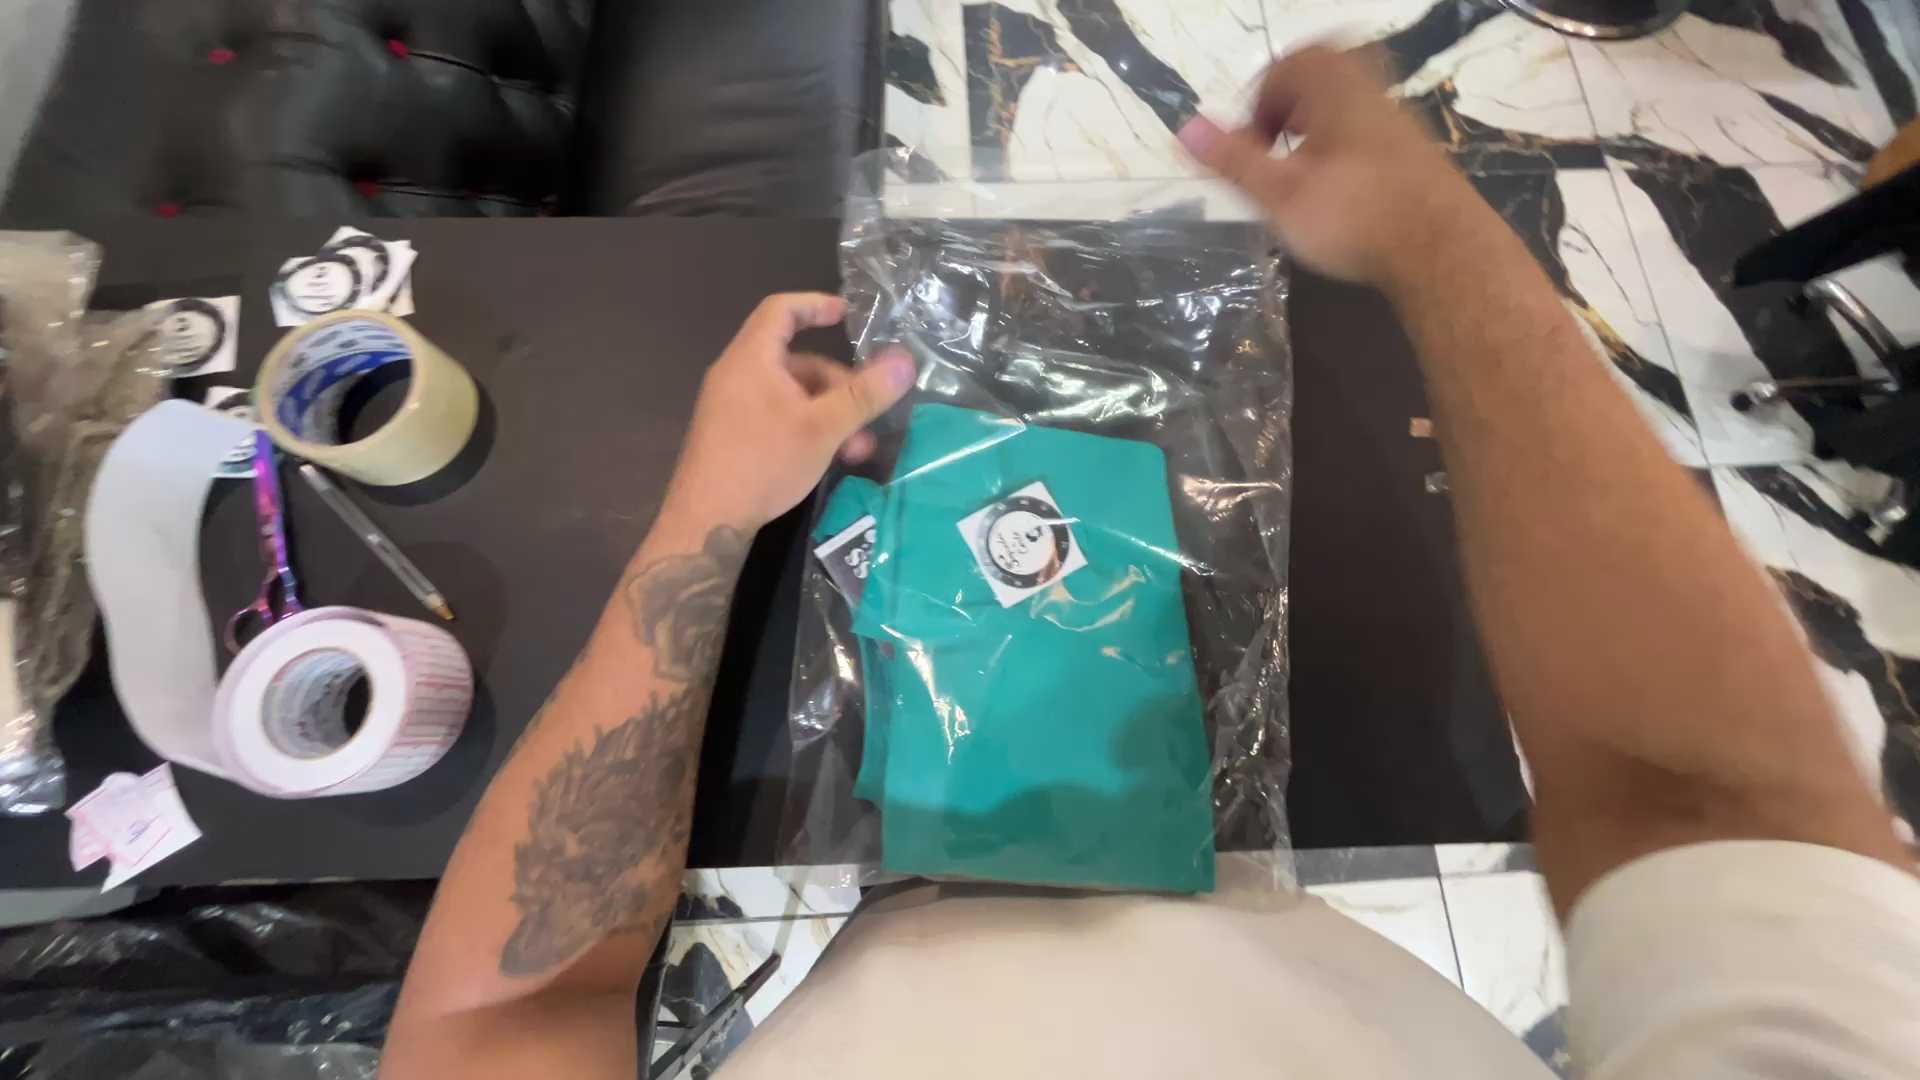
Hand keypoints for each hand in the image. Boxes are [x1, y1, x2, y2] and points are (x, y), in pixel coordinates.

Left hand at [666, 292, 914, 529]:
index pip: (781, 310)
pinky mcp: (733, 435)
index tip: (848, 313)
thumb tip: (906, 361)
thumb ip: (864, 394)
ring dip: (829, 414)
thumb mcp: (823, 427)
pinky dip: (807, 427)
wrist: (708, 520)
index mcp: (752, 358)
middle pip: (797, 360)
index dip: (816, 304)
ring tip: (856, 448)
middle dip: (838, 384)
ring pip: (792, 395)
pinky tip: (829, 457)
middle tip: (867, 413)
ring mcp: (733, 407)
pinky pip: (777, 416)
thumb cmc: (764, 462)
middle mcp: (738, 375)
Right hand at [1177, 45, 1490, 287]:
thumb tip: (1184, 127)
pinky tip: (1331, 190)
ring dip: (1311, 125)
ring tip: (1295, 171)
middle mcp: (1369, 93)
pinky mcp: (1409, 151)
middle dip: (1286, 104)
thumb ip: (1234, 161)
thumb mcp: (1279, 194)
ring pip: (1344, 102)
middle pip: (1321, 72)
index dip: (1258, 102)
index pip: (1289, 65)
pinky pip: (1363, 128)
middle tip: (1270, 145)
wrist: (1437, 247)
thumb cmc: (1350, 216)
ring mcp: (1394, 121)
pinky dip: (1336, 145)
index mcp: (1335, 91)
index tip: (1250, 148)